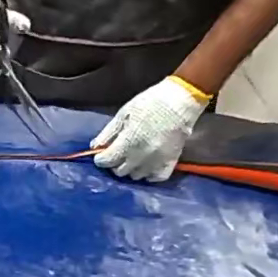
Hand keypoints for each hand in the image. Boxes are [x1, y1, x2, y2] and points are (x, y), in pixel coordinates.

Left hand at [89, 76, 211, 181]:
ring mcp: (157, 160)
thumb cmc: (150, 103)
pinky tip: (146, 166)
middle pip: (119, 171)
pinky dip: (149, 174)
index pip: (106, 161)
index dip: (101, 158)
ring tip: (132, 158)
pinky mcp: (171, 161)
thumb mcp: (123, 114)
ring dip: (131, 169)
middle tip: (118, 154)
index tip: (102, 153)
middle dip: (115, 164)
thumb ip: (108, 133)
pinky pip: (156, 178)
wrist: (182, 98)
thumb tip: (95, 147)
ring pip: (136, 176)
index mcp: (127, 143)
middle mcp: (141, 156)